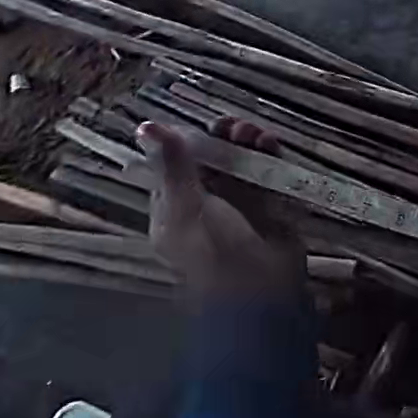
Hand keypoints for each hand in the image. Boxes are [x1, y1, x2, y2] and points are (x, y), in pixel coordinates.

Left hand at [138, 117, 302, 297]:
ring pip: (241, 160)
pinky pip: (266, 171)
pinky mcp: (268, 204)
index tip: (207, 124)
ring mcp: (238, 203)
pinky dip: (269, 154)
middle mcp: (205, 202)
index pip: (179, 162)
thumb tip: (145, 125)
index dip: (191, 139)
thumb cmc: (214, 251)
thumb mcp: (187, 207)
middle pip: (213, 157)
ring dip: (249, 142)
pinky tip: (272, 144)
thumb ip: (172, 164)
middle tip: (237, 127)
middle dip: (225, 137)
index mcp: (175, 207)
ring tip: (258, 135)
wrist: (263, 293)